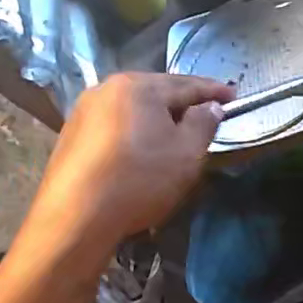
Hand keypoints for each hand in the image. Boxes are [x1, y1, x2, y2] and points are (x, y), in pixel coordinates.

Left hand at [26, 72, 233, 248]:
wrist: (75, 218)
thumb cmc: (139, 180)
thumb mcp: (186, 154)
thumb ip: (203, 124)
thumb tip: (210, 107)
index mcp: (138, 86)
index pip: (186, 84)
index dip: (214, 91)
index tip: (233, 97)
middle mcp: (106, 89)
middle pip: (155, 92)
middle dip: (181, 104)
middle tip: (205, 117)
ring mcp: (83, 112)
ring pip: (131, 110)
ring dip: (154, 120)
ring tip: (172, 137)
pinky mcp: (69, 137)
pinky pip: (112, 127)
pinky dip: (131, 135)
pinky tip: (138, 154)